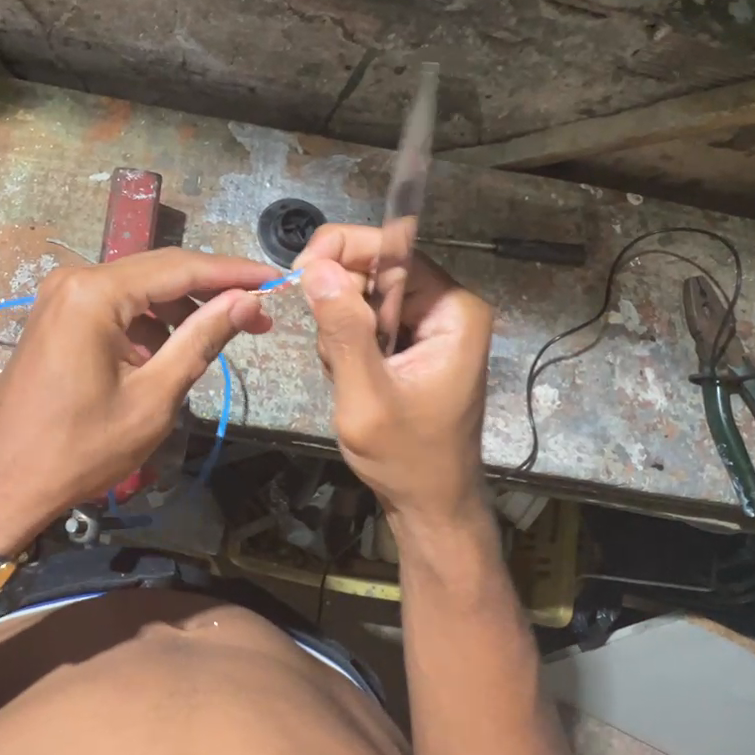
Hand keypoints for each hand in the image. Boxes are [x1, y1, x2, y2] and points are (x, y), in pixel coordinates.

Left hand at [0, 249, 279, 555]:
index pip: (179, 267)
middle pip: (158, 272)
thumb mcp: (152, 398)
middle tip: (259, 316)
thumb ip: (201, 340)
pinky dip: (148, 325)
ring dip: (179, 311)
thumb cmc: (78, 449)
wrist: (0, 486)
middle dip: (210, 292)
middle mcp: (74, 280)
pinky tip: (171, 352)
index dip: (233, 272)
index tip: (276, 279)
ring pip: (138, 290)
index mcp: (94, 292)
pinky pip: (114, 308)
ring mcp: (60, 297)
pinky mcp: (56, 318)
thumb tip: (248, 300)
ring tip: (223, 336)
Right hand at [294, 225, 493, 527]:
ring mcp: (431, 324)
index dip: (343, 249)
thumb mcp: (366, 398)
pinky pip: (369, 317)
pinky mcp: (414, 341)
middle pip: (378, 266)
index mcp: (453, 311)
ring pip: (366, 292)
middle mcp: (448, 307)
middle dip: (339, 298)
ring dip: (340, 325)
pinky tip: (350, 377)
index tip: (301, 275)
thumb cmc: (406, 460)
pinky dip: (347, 341)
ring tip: (344, 374)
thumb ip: (343, 330)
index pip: (393, 247)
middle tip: (328, 347)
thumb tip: (316, 267)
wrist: (430, 507)